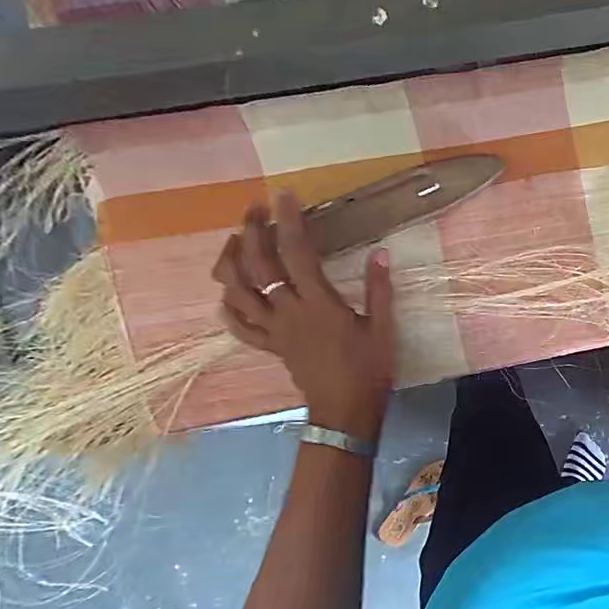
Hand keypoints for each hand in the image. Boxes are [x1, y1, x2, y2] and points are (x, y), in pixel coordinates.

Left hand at [214, 191, 395, 440]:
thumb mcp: (383, 328)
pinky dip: (229, 310)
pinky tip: (226, 296)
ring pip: (238, 292)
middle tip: (254, 211)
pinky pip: (241, 328)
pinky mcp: (271, 347)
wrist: (346, 412)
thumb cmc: (369, 370)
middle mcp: (289, 312)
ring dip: (230, 263)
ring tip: (235, 243)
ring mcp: (275, 331)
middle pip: (257, 265)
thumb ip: (379, 289)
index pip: (296, 252)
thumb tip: (380, 253)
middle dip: (250, 232)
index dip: (287, 221)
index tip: (283, 196)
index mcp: (318, 304)